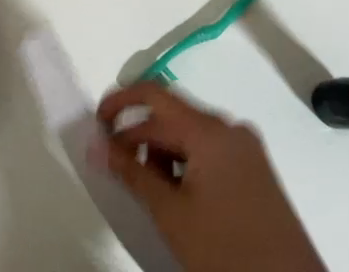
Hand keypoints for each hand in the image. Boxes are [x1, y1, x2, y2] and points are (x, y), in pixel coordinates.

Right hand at [96, 82, 325, 271]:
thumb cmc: (225, 249)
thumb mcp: (169, 212)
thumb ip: (129, 171)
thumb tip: (93, 142)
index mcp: (209, 130)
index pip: (151, 98)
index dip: (117, 107)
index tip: (95, 131)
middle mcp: (229, 128)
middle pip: (171, 113)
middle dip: (139, 135)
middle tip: (119, 167)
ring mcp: (247, 148)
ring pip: (189, 133)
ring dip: (162, 152)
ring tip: (152, 191)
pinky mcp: (255, 168)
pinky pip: (209, 149)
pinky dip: (185, 162)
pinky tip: (180, 196)